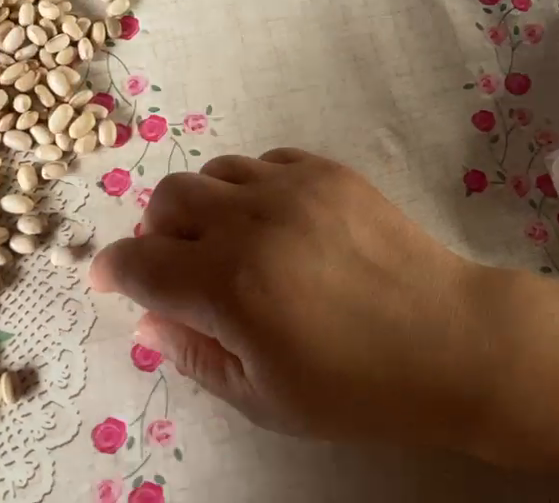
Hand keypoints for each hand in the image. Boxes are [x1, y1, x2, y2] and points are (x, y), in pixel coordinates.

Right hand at [90, 150, 490, 446]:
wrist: (450, 339)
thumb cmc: (355, 387)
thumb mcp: (264, 398)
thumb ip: (195, 355)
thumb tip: (150, 321)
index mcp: (228, 284)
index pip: (141, 263)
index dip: (114, 270)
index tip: (108, 277)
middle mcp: (251, 221)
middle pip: (169, 198)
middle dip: (154, 232)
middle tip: (173, 265)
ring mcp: (293, 186)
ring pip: (215, 172)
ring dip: (202, 205)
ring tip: (226, 241)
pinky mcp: (328, 170)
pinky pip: (264, 161)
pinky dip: (250, 187)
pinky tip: (273, 220)